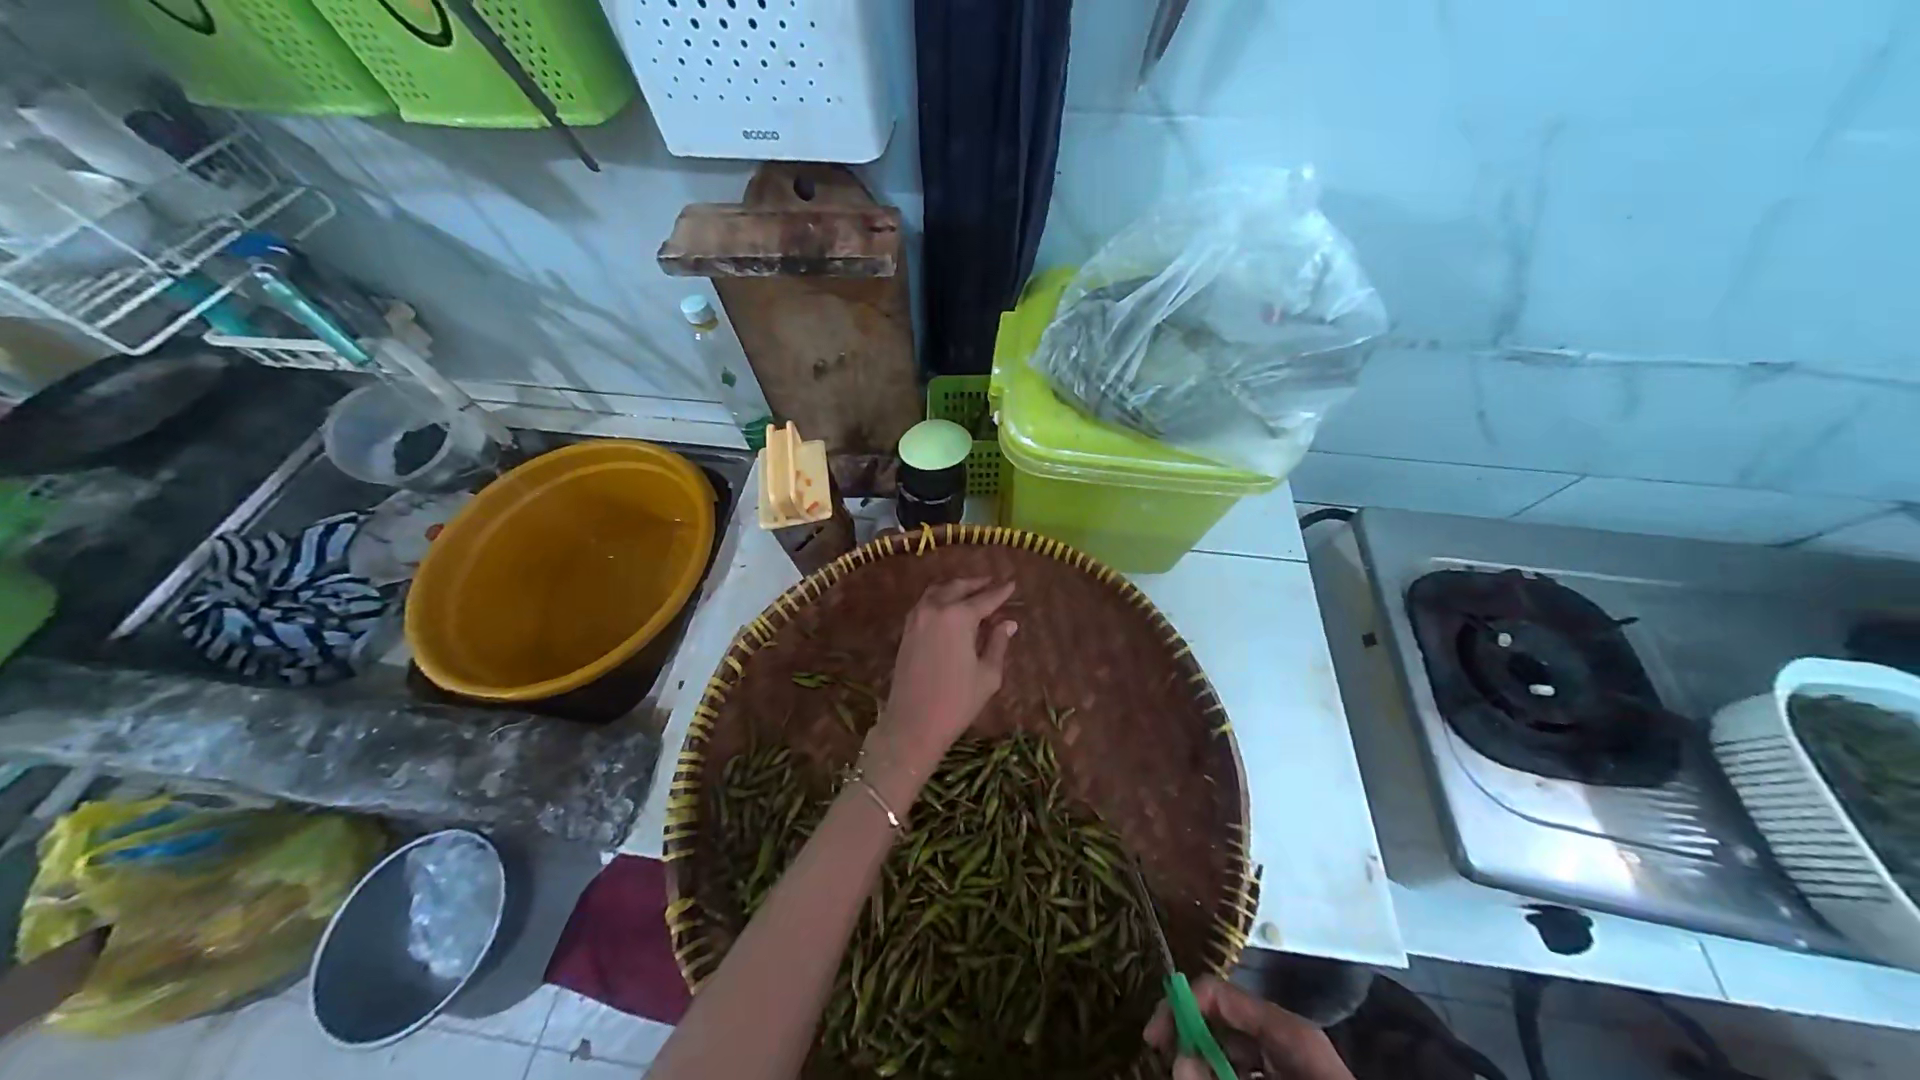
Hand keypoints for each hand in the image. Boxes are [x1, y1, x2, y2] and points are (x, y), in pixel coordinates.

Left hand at [867, 578, 1016, 781]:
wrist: (913, 723)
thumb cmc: (957, 702)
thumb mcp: (987, 674)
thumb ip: (997, 643)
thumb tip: (1008, 623)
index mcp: (958, 617)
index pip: (985, 598)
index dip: (1001, 592)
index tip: (1012, 583)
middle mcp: (935, 609)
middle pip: (958, 587)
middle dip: (977, 584)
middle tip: (992, 582)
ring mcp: (916, 618)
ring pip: (938, 591)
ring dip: (956, 587)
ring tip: (972, 591)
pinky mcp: (906, 630)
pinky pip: (926, 603)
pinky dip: (940, 598)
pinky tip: (950, 607)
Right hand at [1145, 977, 1355, 1079]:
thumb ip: (1218, 1075)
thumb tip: (1178, 1062)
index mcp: (1285, 1028)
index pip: (1217, 992)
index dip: (1179, 1007)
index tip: (1153, 1041)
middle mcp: (1286, 1035)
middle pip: (1222, 1022)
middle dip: (1191, 1043)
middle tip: (1173, 1070)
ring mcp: (1291, 1061)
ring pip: (1232, 1051)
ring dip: (1207, 1065)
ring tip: (1191, 1075)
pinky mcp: (1291, 1076)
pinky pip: (1249, 1070)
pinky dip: (1228, 1075)